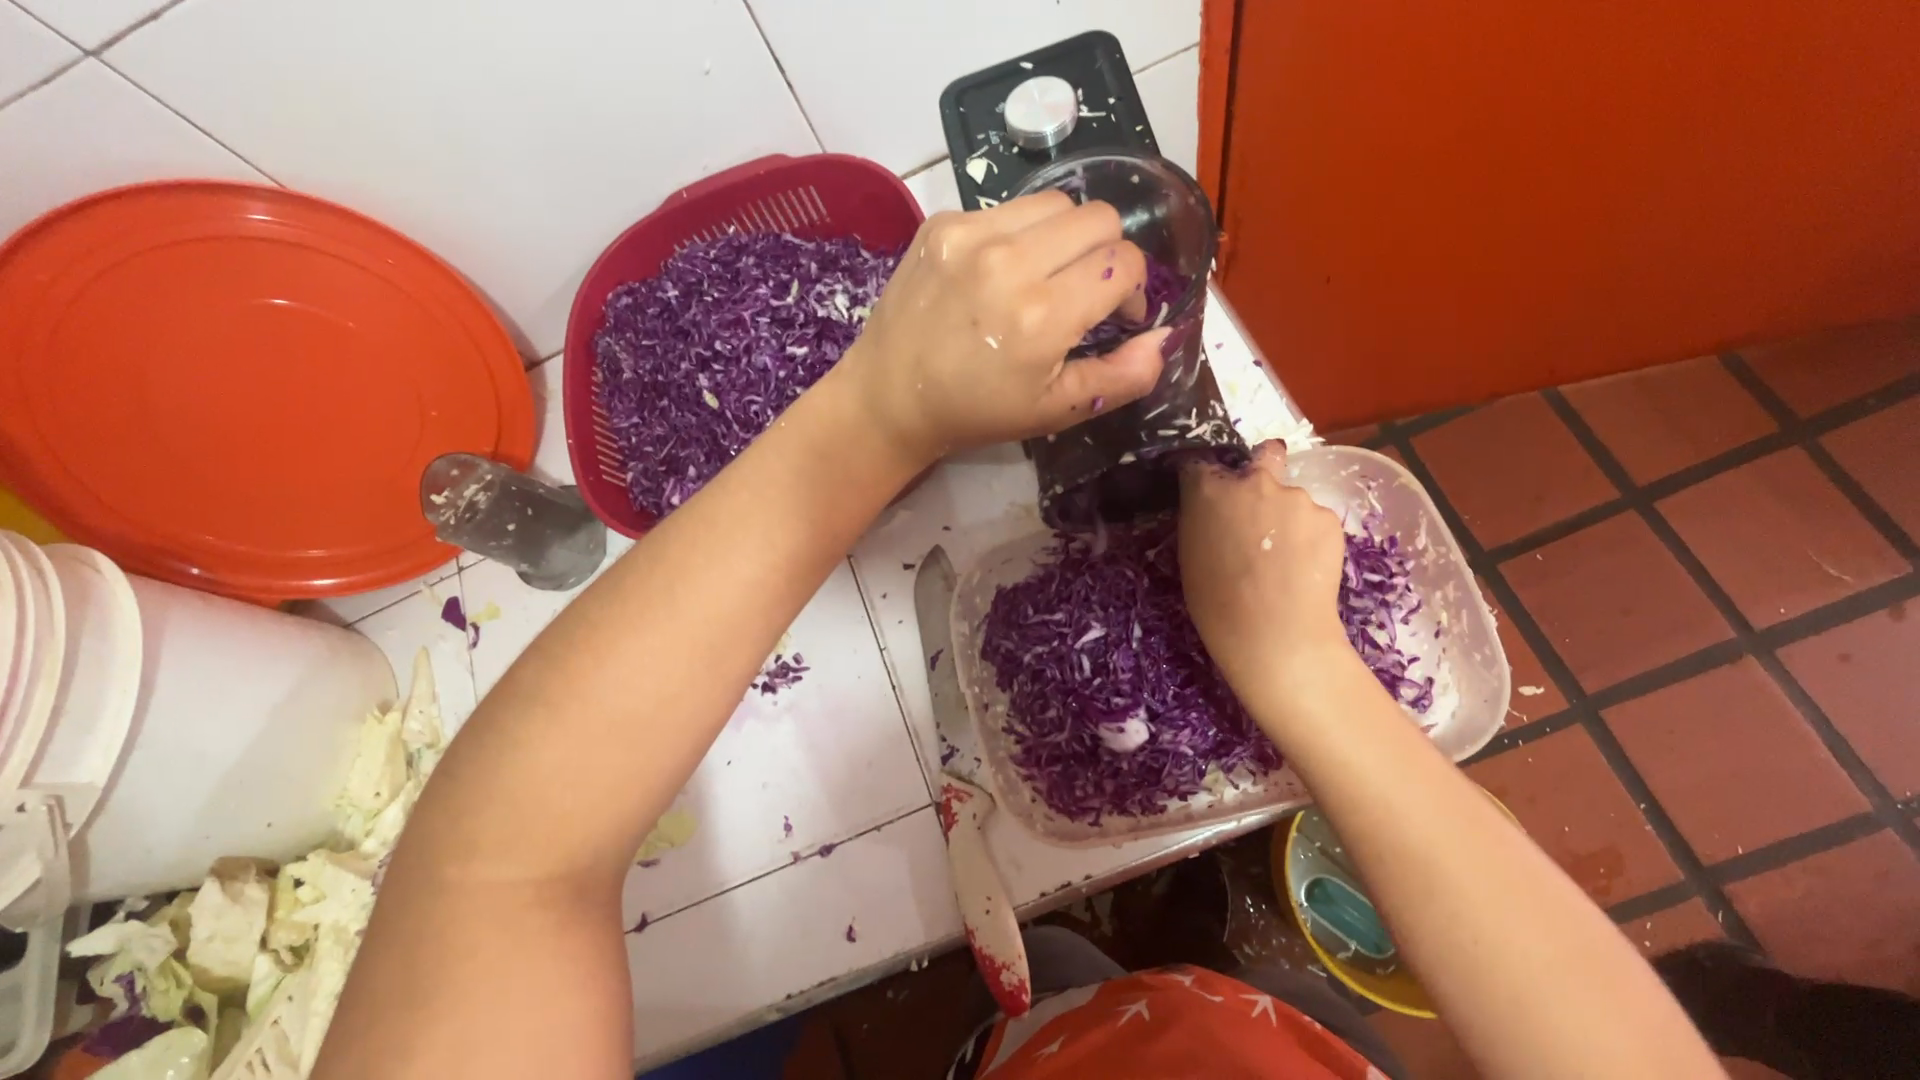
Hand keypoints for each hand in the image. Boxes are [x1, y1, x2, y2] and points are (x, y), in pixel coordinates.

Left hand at [837, 192, 1168, 464]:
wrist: (890, 397)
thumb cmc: (976, 411)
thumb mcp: (1056, 409)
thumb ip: (1122, 376)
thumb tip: (1163, 336)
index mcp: (1042, 315)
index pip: (1125, 261)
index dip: (1135, 288)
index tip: (1118, 314)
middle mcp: (1009, 262)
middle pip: (1099, 217)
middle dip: (1109, 252)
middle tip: (1087, 290)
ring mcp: (969, 235)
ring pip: (1056, 203)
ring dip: (1067, 236)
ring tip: (1047, 276)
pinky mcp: (942, 224)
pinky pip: (1007, 209)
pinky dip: (1019, 235)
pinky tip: (1000, 273)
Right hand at [1178, 442, 1353, 711]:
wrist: (1272, 632)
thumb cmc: (1216, 602)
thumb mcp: (1191, 554)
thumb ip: (1205, 520)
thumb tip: (1217, 513)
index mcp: (1209, 489)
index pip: (1201, 463)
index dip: (1207, 477)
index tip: (1211, 494)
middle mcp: (1253, 481)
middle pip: (1264, 457)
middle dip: (1264, 470)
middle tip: (1261, 511)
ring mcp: (1296, 497)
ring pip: (1292, 498)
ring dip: (1288, 516)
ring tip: (1286, 557)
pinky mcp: (1329, 518)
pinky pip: (1316, 520)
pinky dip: (1310, 537)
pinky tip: (1305, 567)